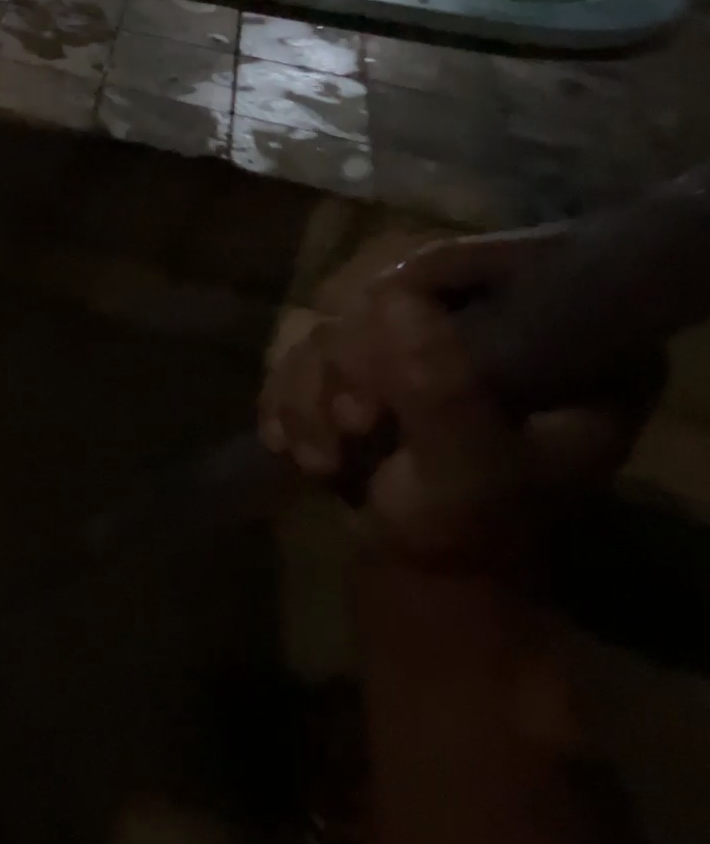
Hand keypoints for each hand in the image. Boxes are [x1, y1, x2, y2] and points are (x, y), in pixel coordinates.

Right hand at [260, 229, 655, 567]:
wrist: (423, 573)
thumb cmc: (466, 529)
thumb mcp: (463, 463)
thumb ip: (438, 384)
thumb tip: (389, 293)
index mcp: (557, 342)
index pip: (465, 270)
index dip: (400, 303)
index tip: (369, 383)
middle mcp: (490, 333)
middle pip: (380, 306)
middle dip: (343, 374)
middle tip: (347, 430)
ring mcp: (419, 353)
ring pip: (331, 335)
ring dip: (305, 398)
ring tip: (316, 458)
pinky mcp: (364, 375)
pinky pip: (301, 362)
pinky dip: (284, 403)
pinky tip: (288, 445)